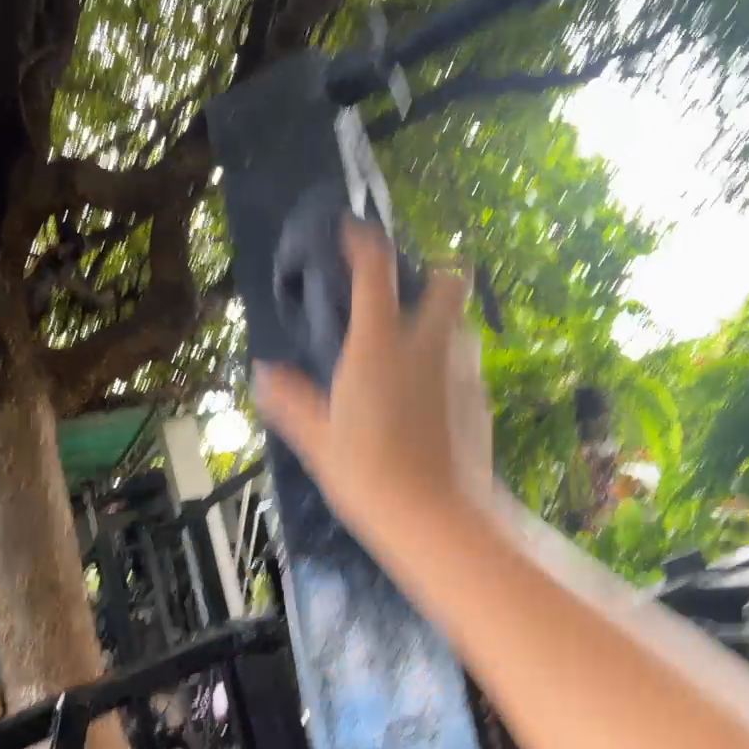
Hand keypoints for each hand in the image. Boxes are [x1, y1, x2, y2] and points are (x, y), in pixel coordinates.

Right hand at [253, 220, 492, 538]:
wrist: (436, 517)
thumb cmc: (367, 474)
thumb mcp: (317, 440)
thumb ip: (292, 400)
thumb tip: (265, 373)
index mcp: (380, 344)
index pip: (375, 269)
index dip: (363, 240)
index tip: (351, 231)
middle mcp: (429, 344)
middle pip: (448, 280)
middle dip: (432, 276)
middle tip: (406, 301)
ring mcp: (463, 371)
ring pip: (461, 325)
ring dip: (443, 326)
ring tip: (416, 356)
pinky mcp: (482, 400)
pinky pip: (467, 368)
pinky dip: (451, 371)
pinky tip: (432, 404)